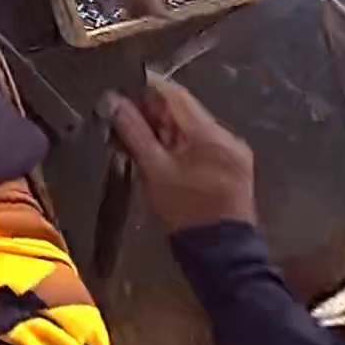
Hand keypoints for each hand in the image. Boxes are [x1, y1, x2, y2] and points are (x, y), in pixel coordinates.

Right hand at [104, 73, 256, 231]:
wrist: (222, 259)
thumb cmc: (186, 211)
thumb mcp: (154, 169)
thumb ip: (133, 130)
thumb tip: (113, 99)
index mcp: (211, 134)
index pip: (176, 94)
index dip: (148, 86)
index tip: (124, 85)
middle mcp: (226, 136)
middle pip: (183, 110)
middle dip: (153, 111)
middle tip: (125, 116)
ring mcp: (232, 152)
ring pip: (189, 126)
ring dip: (164, 127)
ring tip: (138, 136)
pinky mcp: (231, 166)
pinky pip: (199, 141)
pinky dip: (177, 142)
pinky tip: (159, 152)